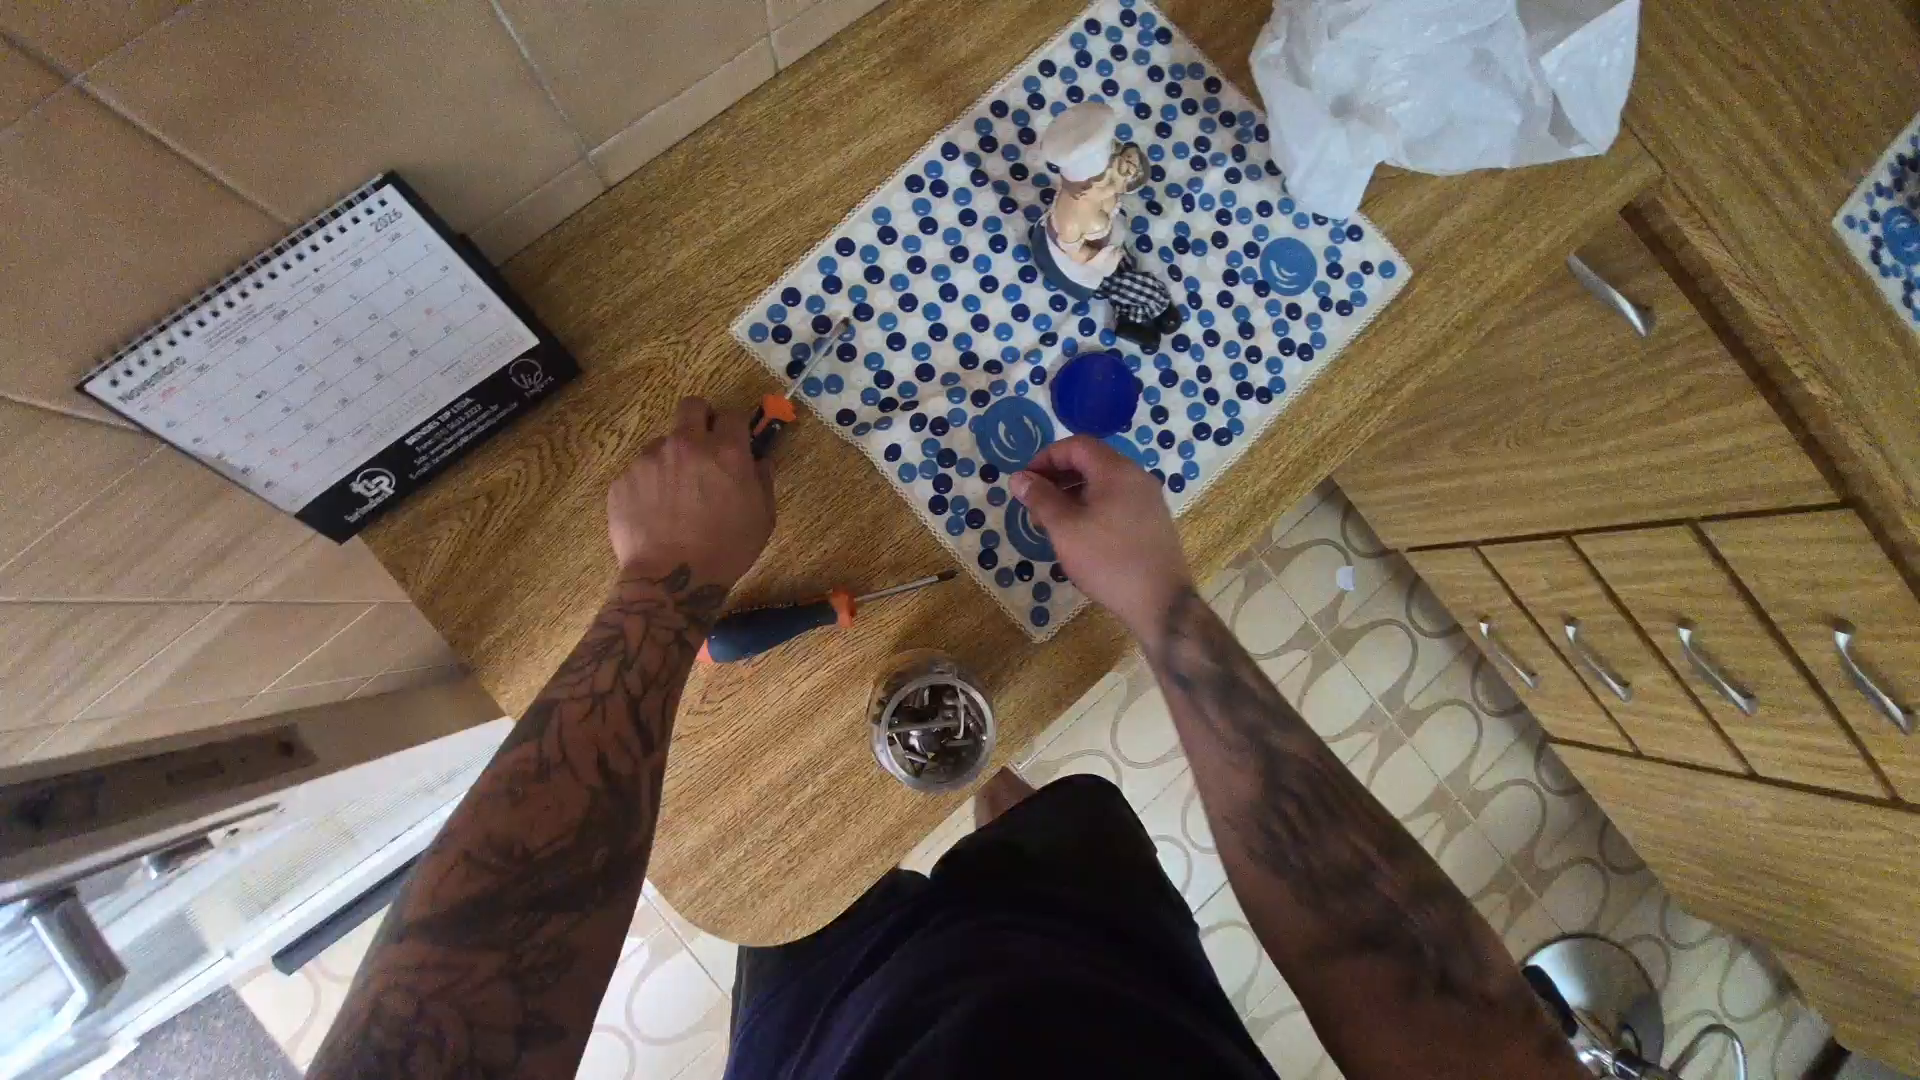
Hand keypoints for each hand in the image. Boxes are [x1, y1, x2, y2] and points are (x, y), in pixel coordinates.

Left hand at [606, 397, 774, 587]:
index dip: (736, 428)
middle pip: (692, 407)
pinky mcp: (623, 480)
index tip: (736, 442)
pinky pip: (640, 472)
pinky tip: (657, 514)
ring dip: (673, 458)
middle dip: (701, 419)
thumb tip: (758, 460)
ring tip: (676, 496)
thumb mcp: (763, 517)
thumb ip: (763, 480)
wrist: (673, 579)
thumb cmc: (727, 550)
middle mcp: (686, 445)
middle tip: (705, 445)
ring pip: (663, 443)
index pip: (733, 416)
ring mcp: (649, 459)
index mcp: (726, 452)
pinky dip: (650, 485)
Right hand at [1010, 436, 1191, 635]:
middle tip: (1033, 505)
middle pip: (1090, 462)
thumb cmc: (1108, 561)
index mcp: (1116, 471)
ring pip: (1102, 484)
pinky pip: (1115, 502)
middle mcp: (1136, 477)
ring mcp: (1147, 500)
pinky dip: (1091, 508)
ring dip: (1072, 495)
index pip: (1076, 446)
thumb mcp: (1065, 528)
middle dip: (1057, 478)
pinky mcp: (1152, 522)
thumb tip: (1019, 478)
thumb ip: (1040, 498)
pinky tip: (1079, 535)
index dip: (1045, 458)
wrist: (1160, 602)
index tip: (1025, 482)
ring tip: (1051, 523)